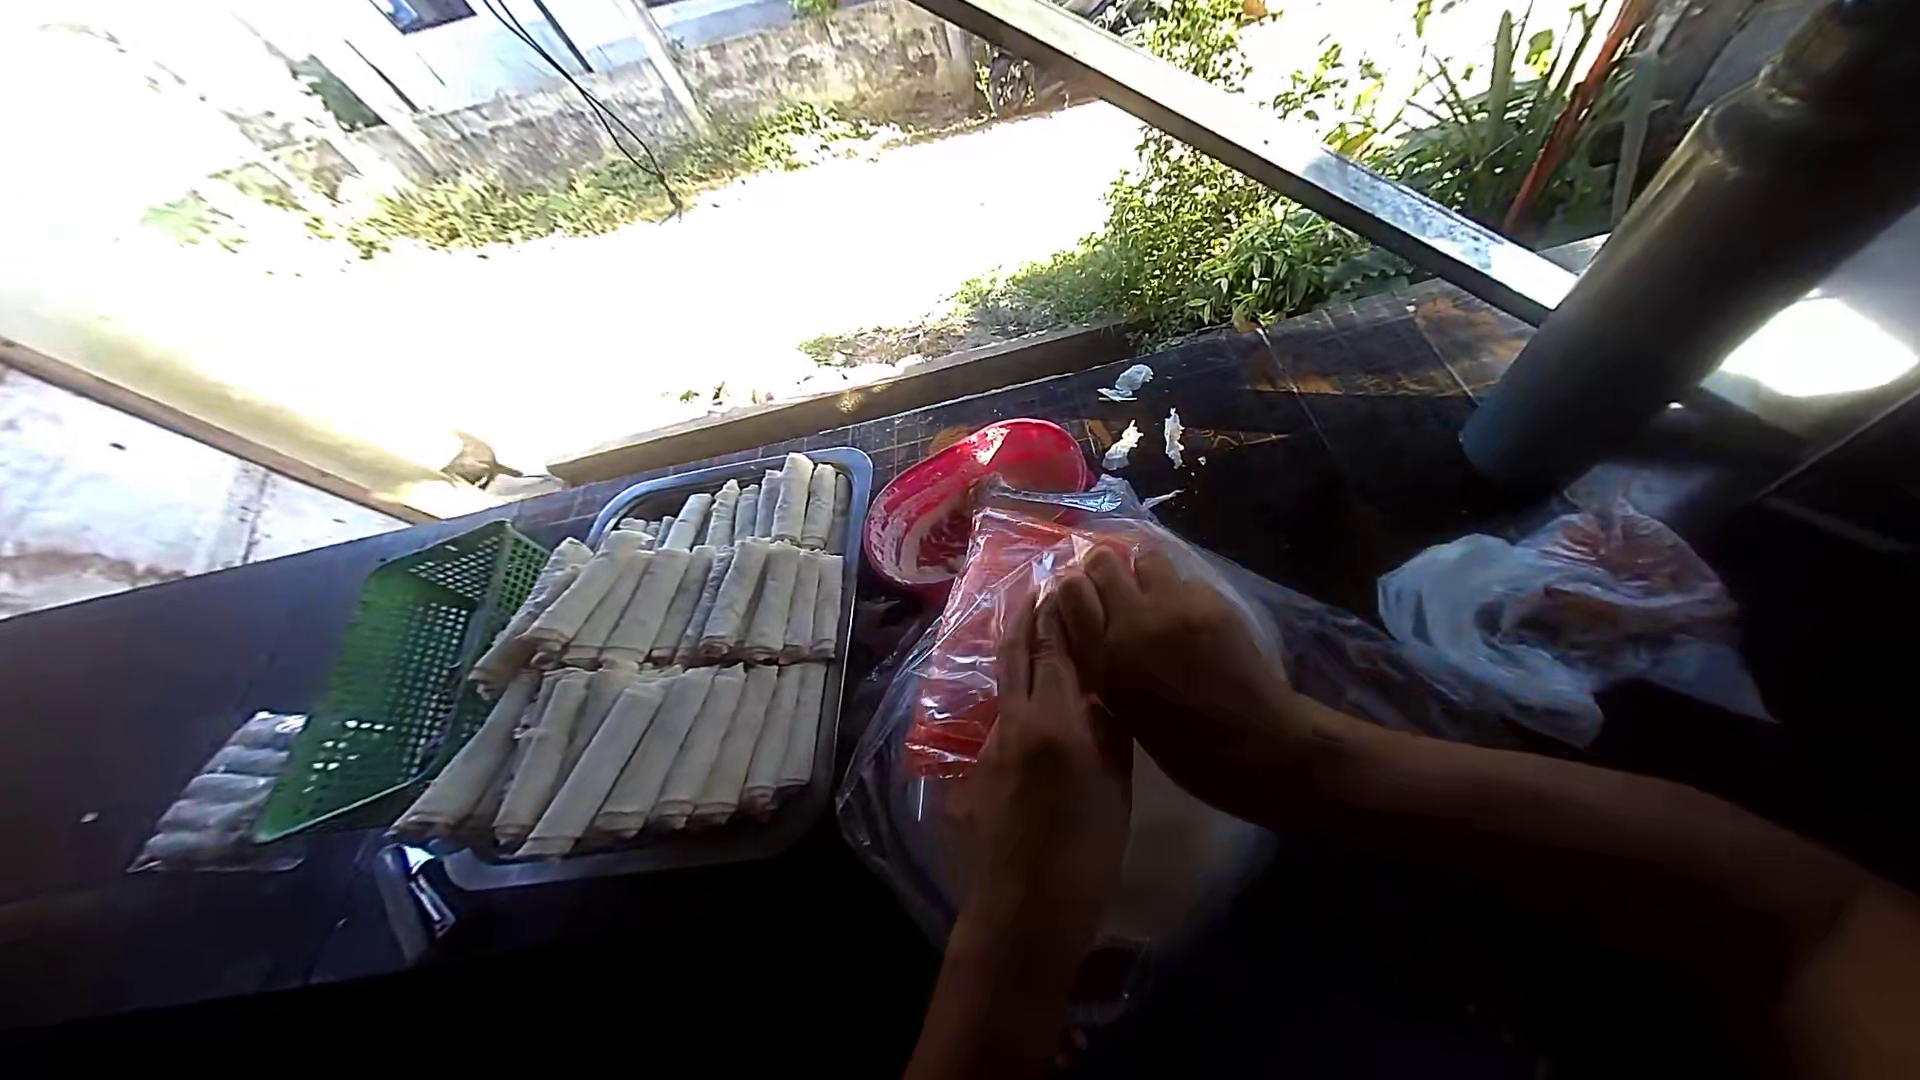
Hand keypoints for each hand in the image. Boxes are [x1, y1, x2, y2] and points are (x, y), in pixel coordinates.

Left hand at [957, 594, 1131, 929]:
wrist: (1023, 904)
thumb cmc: (1085, 850)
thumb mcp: (1113, 784)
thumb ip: (1106, 728)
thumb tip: (1100, 692)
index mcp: (1055, 719)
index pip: (1054, 648)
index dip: (1056, 613)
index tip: (1060, 584)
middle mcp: (1015, 717)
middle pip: (1014, 649)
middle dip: (1025, 613)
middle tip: (1035, 586)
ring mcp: (989, 739)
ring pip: (1003, 680)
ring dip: (1016, 649)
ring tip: (1031, 629)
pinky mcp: (975, 761)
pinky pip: (998, 713)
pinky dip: (1014, 693)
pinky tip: (1028, 698)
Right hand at [1053, 546, 1314, 826]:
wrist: (1255, 745)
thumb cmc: (1180, 742)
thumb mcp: (1119, 705)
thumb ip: (1097, 659)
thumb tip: (1085, 621)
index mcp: (1104, 659)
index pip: (1070, 590)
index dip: (1072, 585)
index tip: (1079, 593)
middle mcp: (1133, 624)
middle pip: (1103, 561)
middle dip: (1102, 567)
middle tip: (1111, 583)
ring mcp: (1175, 608)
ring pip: (1145, 557)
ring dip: (1142, 571)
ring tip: (1151, 593)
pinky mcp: (1212, 602)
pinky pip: (1184, 579)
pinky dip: (1179, 592)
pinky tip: (1187, 616)